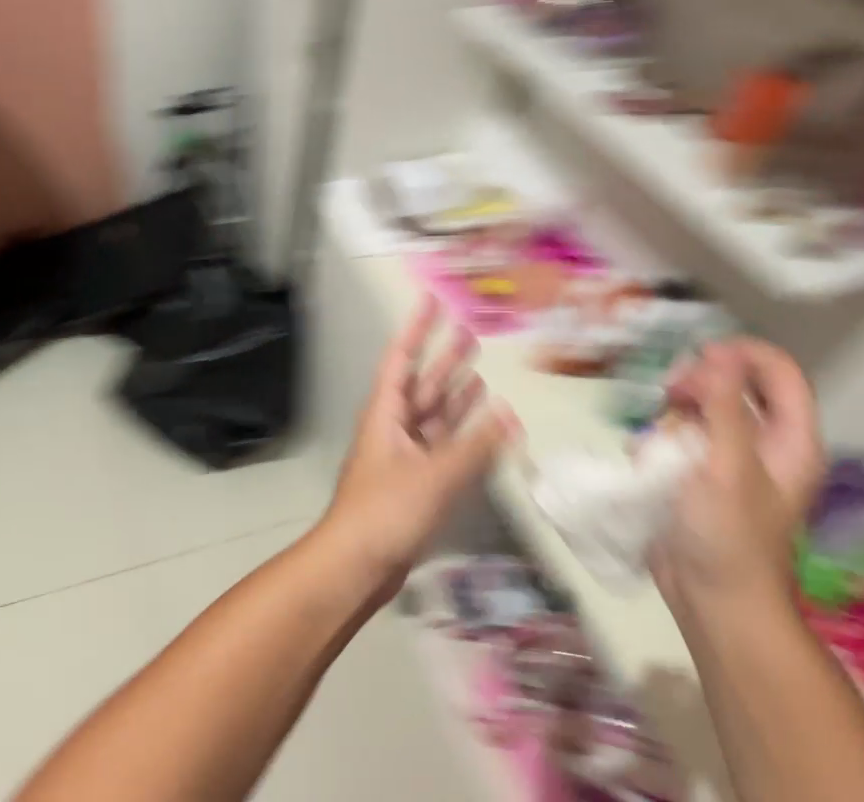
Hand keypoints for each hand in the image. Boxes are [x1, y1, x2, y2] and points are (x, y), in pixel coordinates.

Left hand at [316, 297, 522, 584]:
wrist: (355, 565)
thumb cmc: (387, 511)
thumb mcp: (434, 475)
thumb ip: (474, 446)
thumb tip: (508, 413)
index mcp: (386, 414)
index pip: (401, 358)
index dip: (417, 328)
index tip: (432, 299)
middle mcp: (393, 428)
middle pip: (421, 384)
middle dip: (443, 358)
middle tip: (470, 333)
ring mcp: (403, 457)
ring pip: (433, 416)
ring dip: (454, 395)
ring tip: (480, 372)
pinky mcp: (414, 484)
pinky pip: (441, 447)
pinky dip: (462, 436)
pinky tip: (483, 428)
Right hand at [650, 339, 824, 618]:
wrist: (711, 601)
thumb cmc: (729, 536)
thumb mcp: (728, 467)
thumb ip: (724, 407)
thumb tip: (719, 353)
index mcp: (790, 440)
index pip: (778, 371)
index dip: (742, 354)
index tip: (699, 357)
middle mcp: (764, 444)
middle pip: (732, 385)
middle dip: (696, 385)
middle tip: (670, 395)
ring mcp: (729, 460)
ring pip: (698, 410)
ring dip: (672, 418)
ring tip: (658, 442)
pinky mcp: (697, 477)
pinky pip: (676, 439)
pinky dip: (658, 444)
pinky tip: (648, 464)